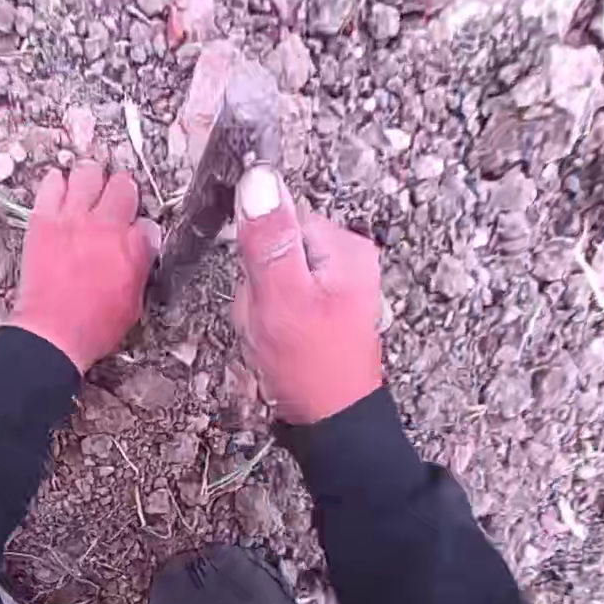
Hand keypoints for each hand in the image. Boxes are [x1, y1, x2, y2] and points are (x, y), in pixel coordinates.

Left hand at [8, 162, 159, 370]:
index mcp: (134, 248)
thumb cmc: (92, 325)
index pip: (147, 220)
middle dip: (123, 191)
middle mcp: (106, 226)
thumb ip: (140, 269)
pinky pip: (51, 183)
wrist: (54, 332)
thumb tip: (143, 250)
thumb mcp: (133, 304)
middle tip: (116, 199)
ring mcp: (73, 219)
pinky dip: (57, 183)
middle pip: (123, 184)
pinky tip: (61, 191)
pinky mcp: (44, 220)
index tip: (135, 232)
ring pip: (88, 173)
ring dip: (91, 179)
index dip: (142, 226)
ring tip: (89, 188)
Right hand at [231, 166, 383, 424]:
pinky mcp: (322, 311)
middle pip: (273, 253)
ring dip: (260, 313)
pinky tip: (279, 348)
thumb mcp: (283, 300)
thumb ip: (270, 241)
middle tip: (270, 324)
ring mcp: (334, 289)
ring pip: (269, 283)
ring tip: (275, 340)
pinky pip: (278, 306)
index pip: (279, 223)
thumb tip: (258, 179)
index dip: (258, 260)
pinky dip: (269, 328)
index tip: (264, 292)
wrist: (330, 425)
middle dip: (259, 292)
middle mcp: (345, 262)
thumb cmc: (311, 368)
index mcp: (344, 249)